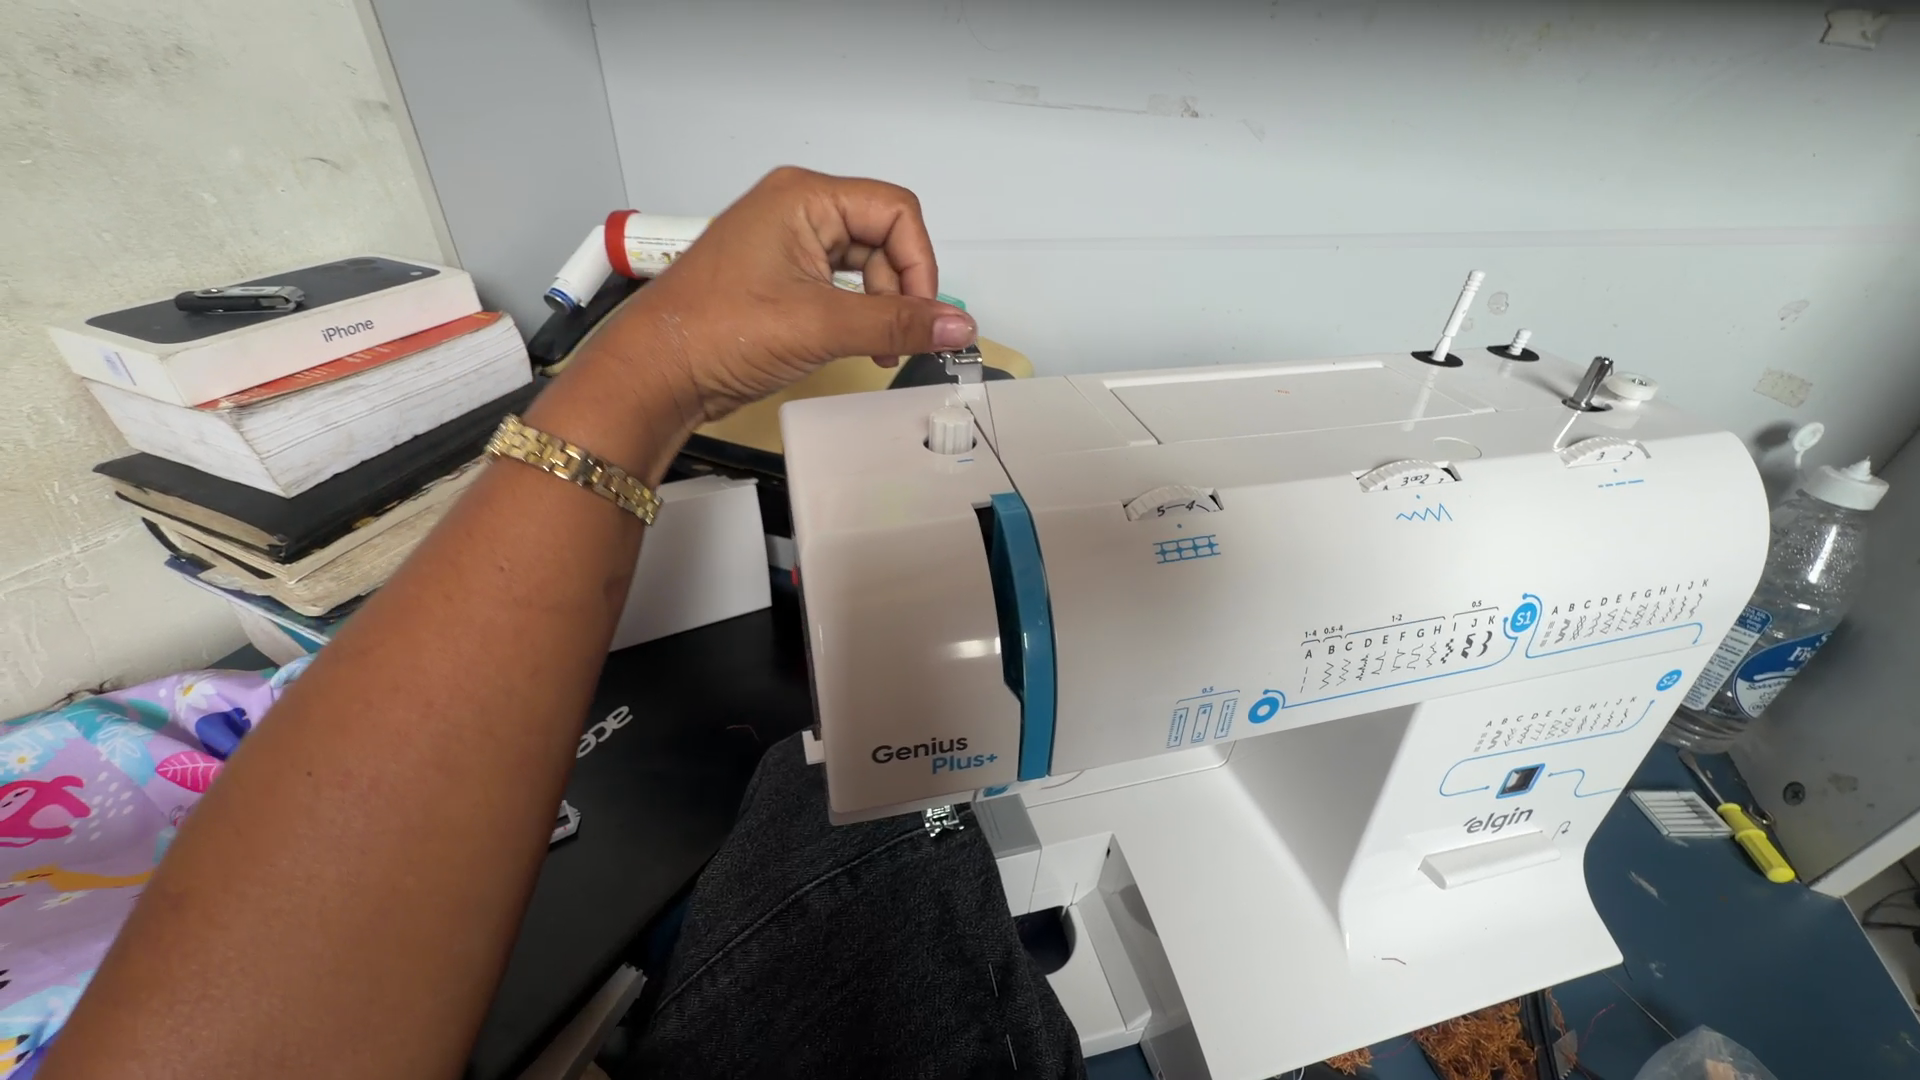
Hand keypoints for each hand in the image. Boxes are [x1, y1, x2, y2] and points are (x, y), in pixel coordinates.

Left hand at [593, 167, 977, 425]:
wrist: (660, 373)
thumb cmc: (716, 332)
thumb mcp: (821, 325)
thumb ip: (897, 323)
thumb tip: (960, 325)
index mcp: (804, 198)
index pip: (896, 212)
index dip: (919, 264)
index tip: (923, 314)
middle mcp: (798, 212)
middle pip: (884, 239)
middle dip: (899, 292)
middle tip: (898, 338)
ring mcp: (790, 247)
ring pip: (865, 267)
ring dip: (882, 309)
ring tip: (877, 351)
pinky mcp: (785, 280)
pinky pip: (842, 288)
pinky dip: (859, 317)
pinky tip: (860, 346)